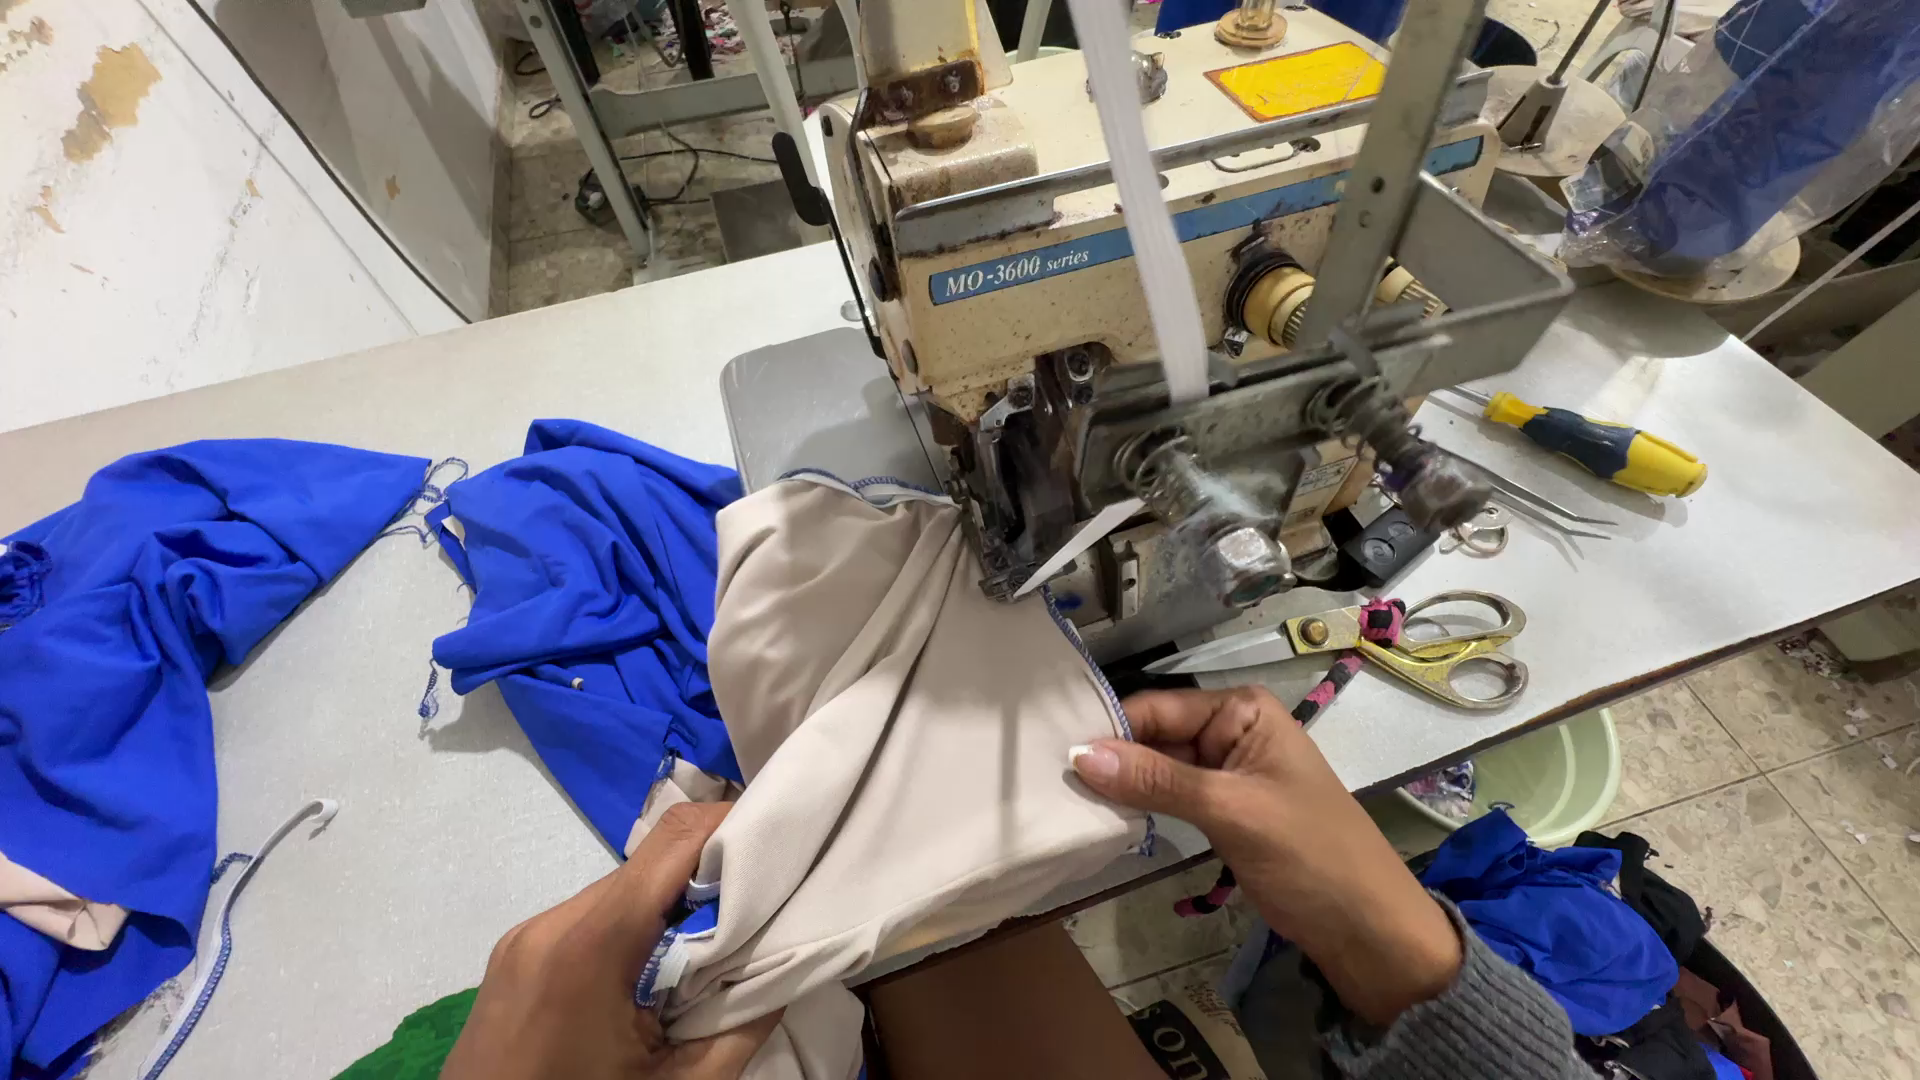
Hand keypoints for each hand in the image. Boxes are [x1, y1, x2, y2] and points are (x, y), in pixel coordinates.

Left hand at [443, 803, 780, 1079]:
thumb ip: (746, 1014)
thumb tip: (792, 950)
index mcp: (591, 945)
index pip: (678, 837)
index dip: (735, 824)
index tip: (778, 846)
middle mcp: (552, 923)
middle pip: (655, 862)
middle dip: (713, 873)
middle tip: (754, 912)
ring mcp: (525, 937)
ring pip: (626, 885)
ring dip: (674, 903)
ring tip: (703, 955)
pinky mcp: (515, 955)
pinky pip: (594, 913)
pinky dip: (637, 924)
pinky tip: (651, 976)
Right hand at [1070, 687, 1461, 1025]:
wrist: (1369, 931)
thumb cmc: (1310, 853)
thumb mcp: (1230, 810)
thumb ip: (1155, 781)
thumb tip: (1079, 755)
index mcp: (1241, 710)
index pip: (1159, 708)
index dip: (1111, 730)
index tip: (1058, 752)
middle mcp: (1229, 729)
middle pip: (1155, 734)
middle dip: (1113, 757)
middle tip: (1055, 777)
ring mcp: (1224, 770)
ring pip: (1158, 766)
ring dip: (1123, 782)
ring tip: (1069, 794)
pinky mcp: (1220, 806)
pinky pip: (1169, 793)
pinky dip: (1142, 802)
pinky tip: (1106, 812)